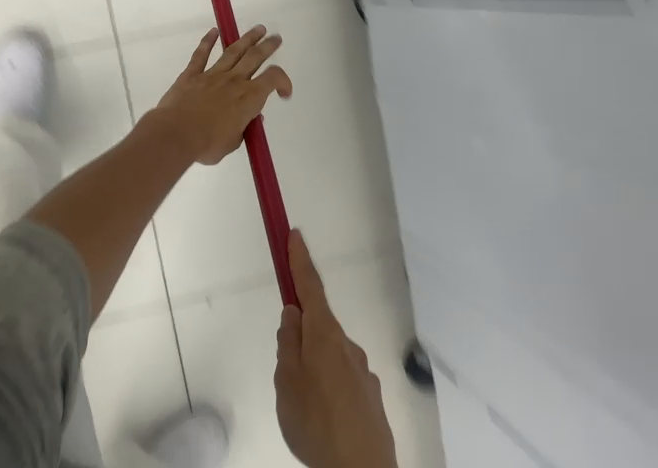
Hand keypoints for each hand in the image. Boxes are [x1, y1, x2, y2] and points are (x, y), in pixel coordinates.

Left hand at [148, 26, 291, 164]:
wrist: (175, 134)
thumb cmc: (207, 144)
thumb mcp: (233, 143)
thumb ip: (242, 129)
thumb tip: (246, 120)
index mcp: (248, 98)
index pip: (273, 79)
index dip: (283, 81)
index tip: (283, 92)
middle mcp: (234, 81)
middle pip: (255, 57)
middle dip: (268, 46)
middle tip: (275, 38)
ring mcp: (212, 75)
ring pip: (233, 51)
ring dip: (247, 39)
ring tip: (257, 29)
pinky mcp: (191, 74)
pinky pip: (201, 54)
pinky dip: (208, 41)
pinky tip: (214, 32)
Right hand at [275, 232, 397, 467]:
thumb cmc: (316, 424)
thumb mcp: (286, 382)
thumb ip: (287, 344)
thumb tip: (292, 314)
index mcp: (325, 337)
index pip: (310, 287)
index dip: (300, 260)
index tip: (294, 233)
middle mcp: (348, 347)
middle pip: (319, 327)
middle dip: (300, 339)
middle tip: (285, 374)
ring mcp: (363, 374)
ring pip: (329, 358)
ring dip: (314, 371)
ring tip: (302, 409)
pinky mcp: (372, 400)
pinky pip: (342, 382)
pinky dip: (328, 392)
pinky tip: (323, 420)